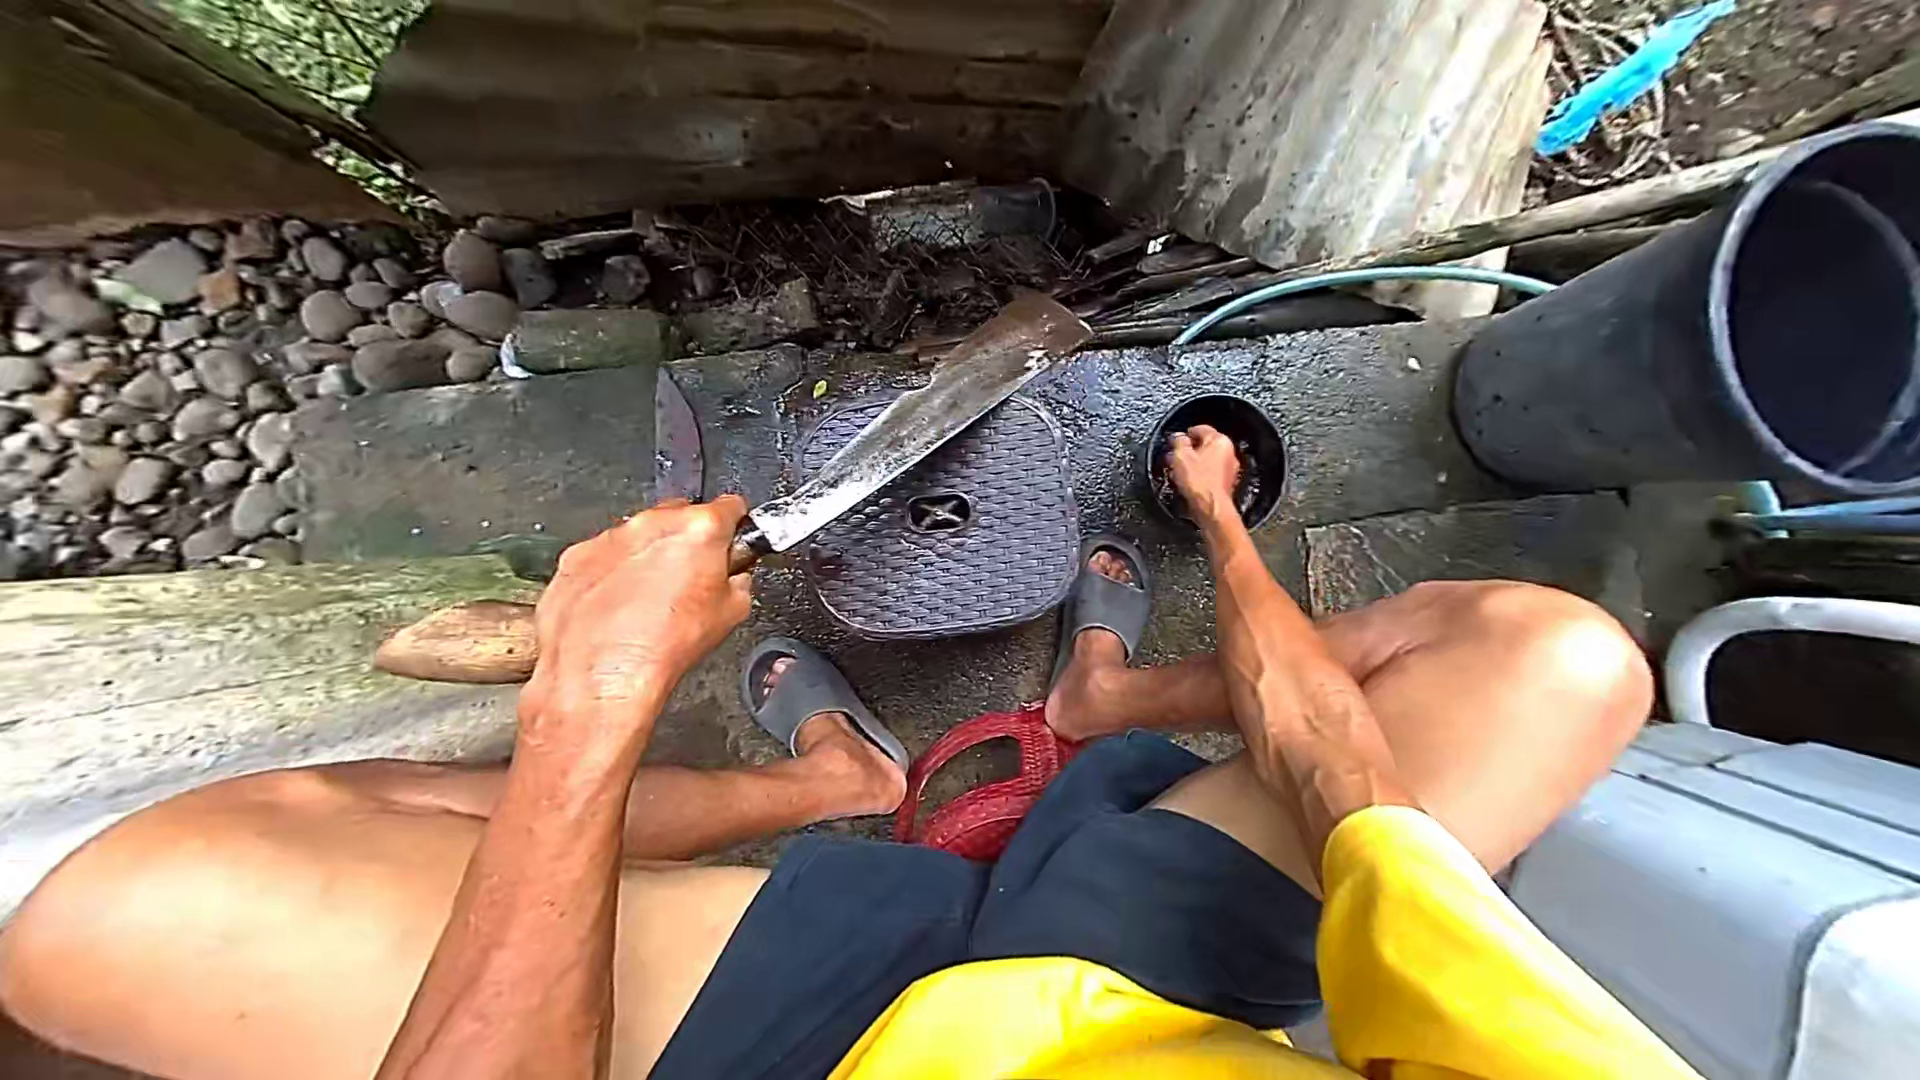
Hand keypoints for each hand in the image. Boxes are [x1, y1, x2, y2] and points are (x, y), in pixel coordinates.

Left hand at [520, 497, 752, 737]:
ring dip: (650, 557)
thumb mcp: (734, 612)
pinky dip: (615, 574)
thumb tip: (733, 577)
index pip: (731, 506)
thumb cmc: (664, 644)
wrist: (603, 673)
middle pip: (682, 516)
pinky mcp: (576, 557)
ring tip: (652, 601)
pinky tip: (622, 607)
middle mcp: (652, 523)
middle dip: (690, 541)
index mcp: (699, 529)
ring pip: (641, 536)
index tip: (731, 539)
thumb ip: (738, 579)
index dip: (735, 525)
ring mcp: (610, 538)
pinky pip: (605, 556)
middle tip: (692, 578)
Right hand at [1167, 425, 1242, 525]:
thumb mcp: (1180, 456)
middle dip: (1188, 450)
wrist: (1210, 507)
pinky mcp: (1225, 483)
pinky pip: (1210, 473)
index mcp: (1220, 441)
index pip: (1200, 429)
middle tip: (1174, 457)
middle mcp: (1228, 453)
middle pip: (1205, 445)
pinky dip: (1199, 475)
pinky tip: (1188, 482)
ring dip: (1193, 464)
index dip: (1184, 434)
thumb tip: (1178, 437)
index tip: (1175, 441)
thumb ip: (1178, 442)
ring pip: (1207, 460)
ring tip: (1178, 471)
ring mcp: (1229, 469)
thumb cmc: (1199, 482)